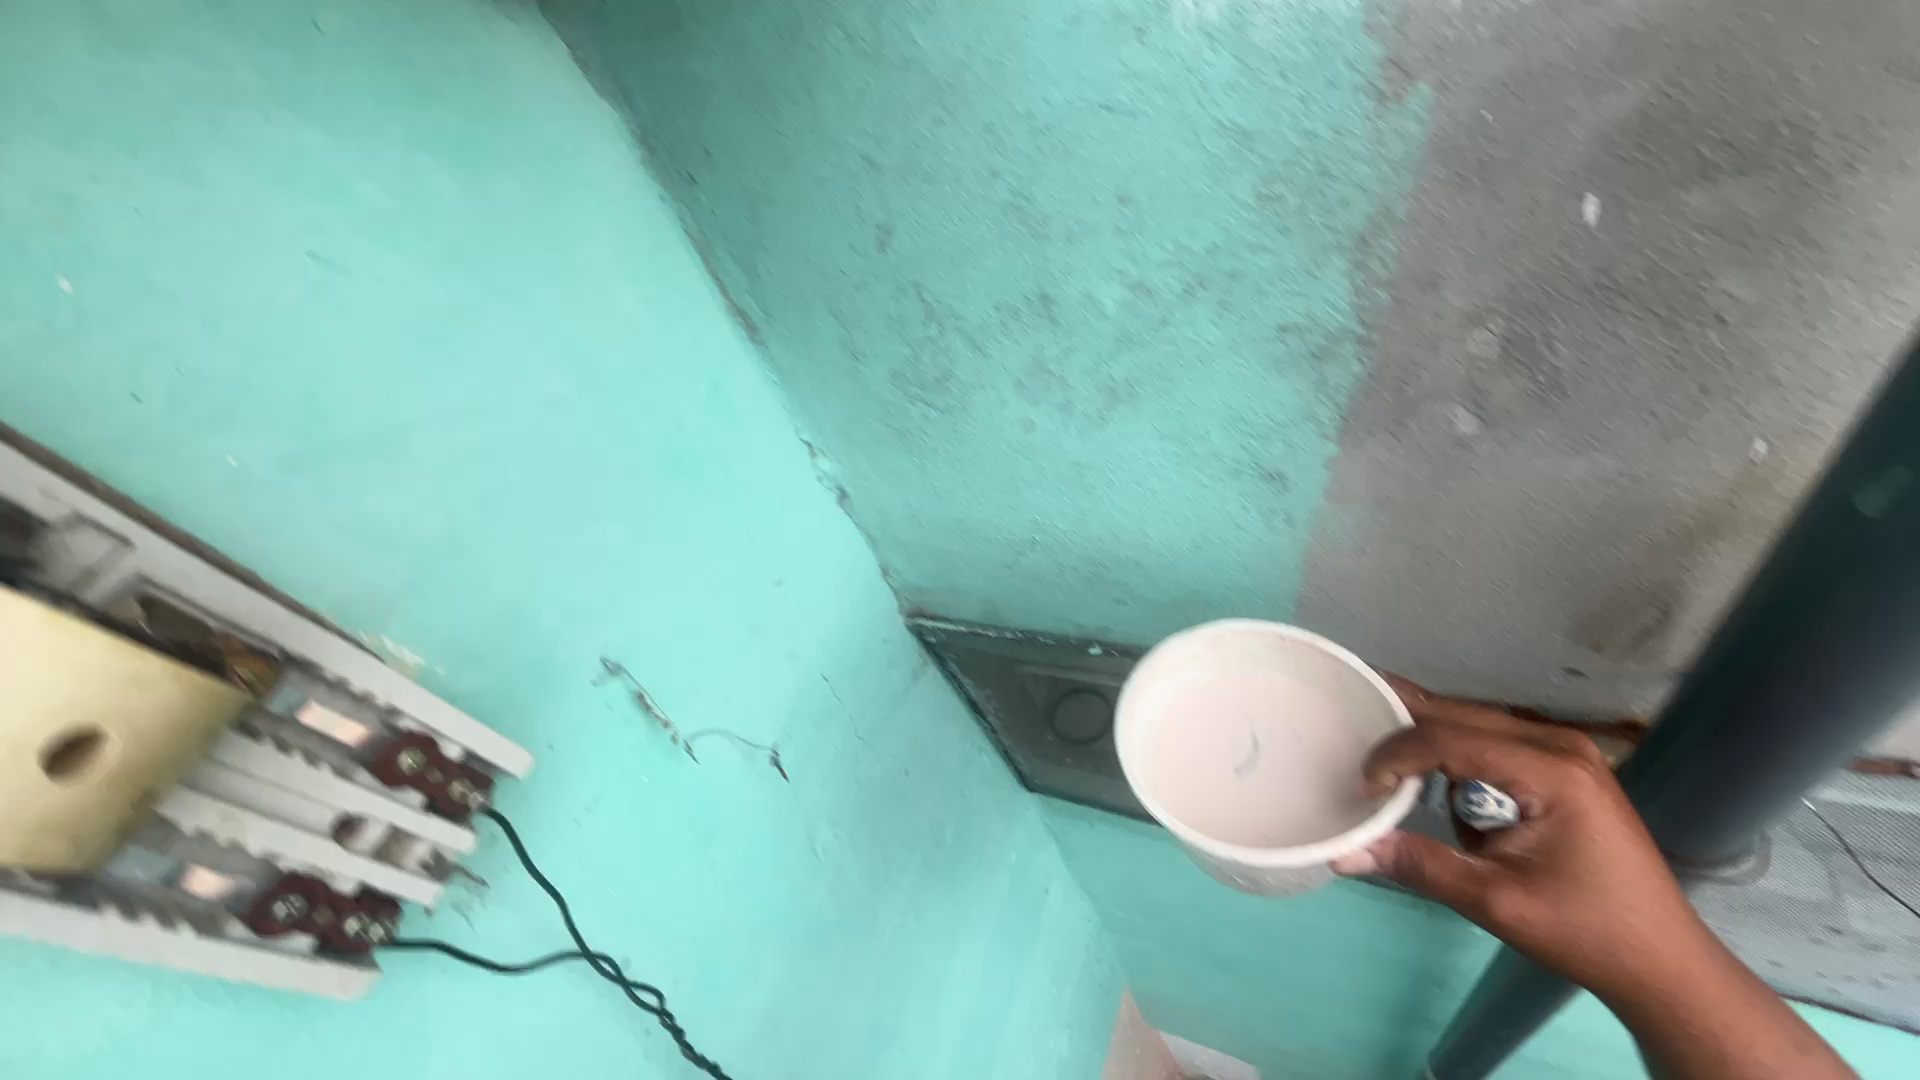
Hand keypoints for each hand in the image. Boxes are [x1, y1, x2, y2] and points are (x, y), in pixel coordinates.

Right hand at [1331, 677, 1713, 1000]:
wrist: (1662, 963)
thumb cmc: (1585, 932)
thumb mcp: (1495, 903)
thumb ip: (1419, 865)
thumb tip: (1342, 854)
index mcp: (1551, 771)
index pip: (1448, 739)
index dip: (1395, 756)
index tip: (1364, 791)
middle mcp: (1558, 744)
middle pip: (1456, 716)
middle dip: (1401, 731)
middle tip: (1350, 745)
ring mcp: (1563, 750)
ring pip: (1468, 721)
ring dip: (1424, 739)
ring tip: (1382, 762)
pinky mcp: (1559, 764)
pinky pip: (1486, 739)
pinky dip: (1450, 751)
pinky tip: (1426, 773)